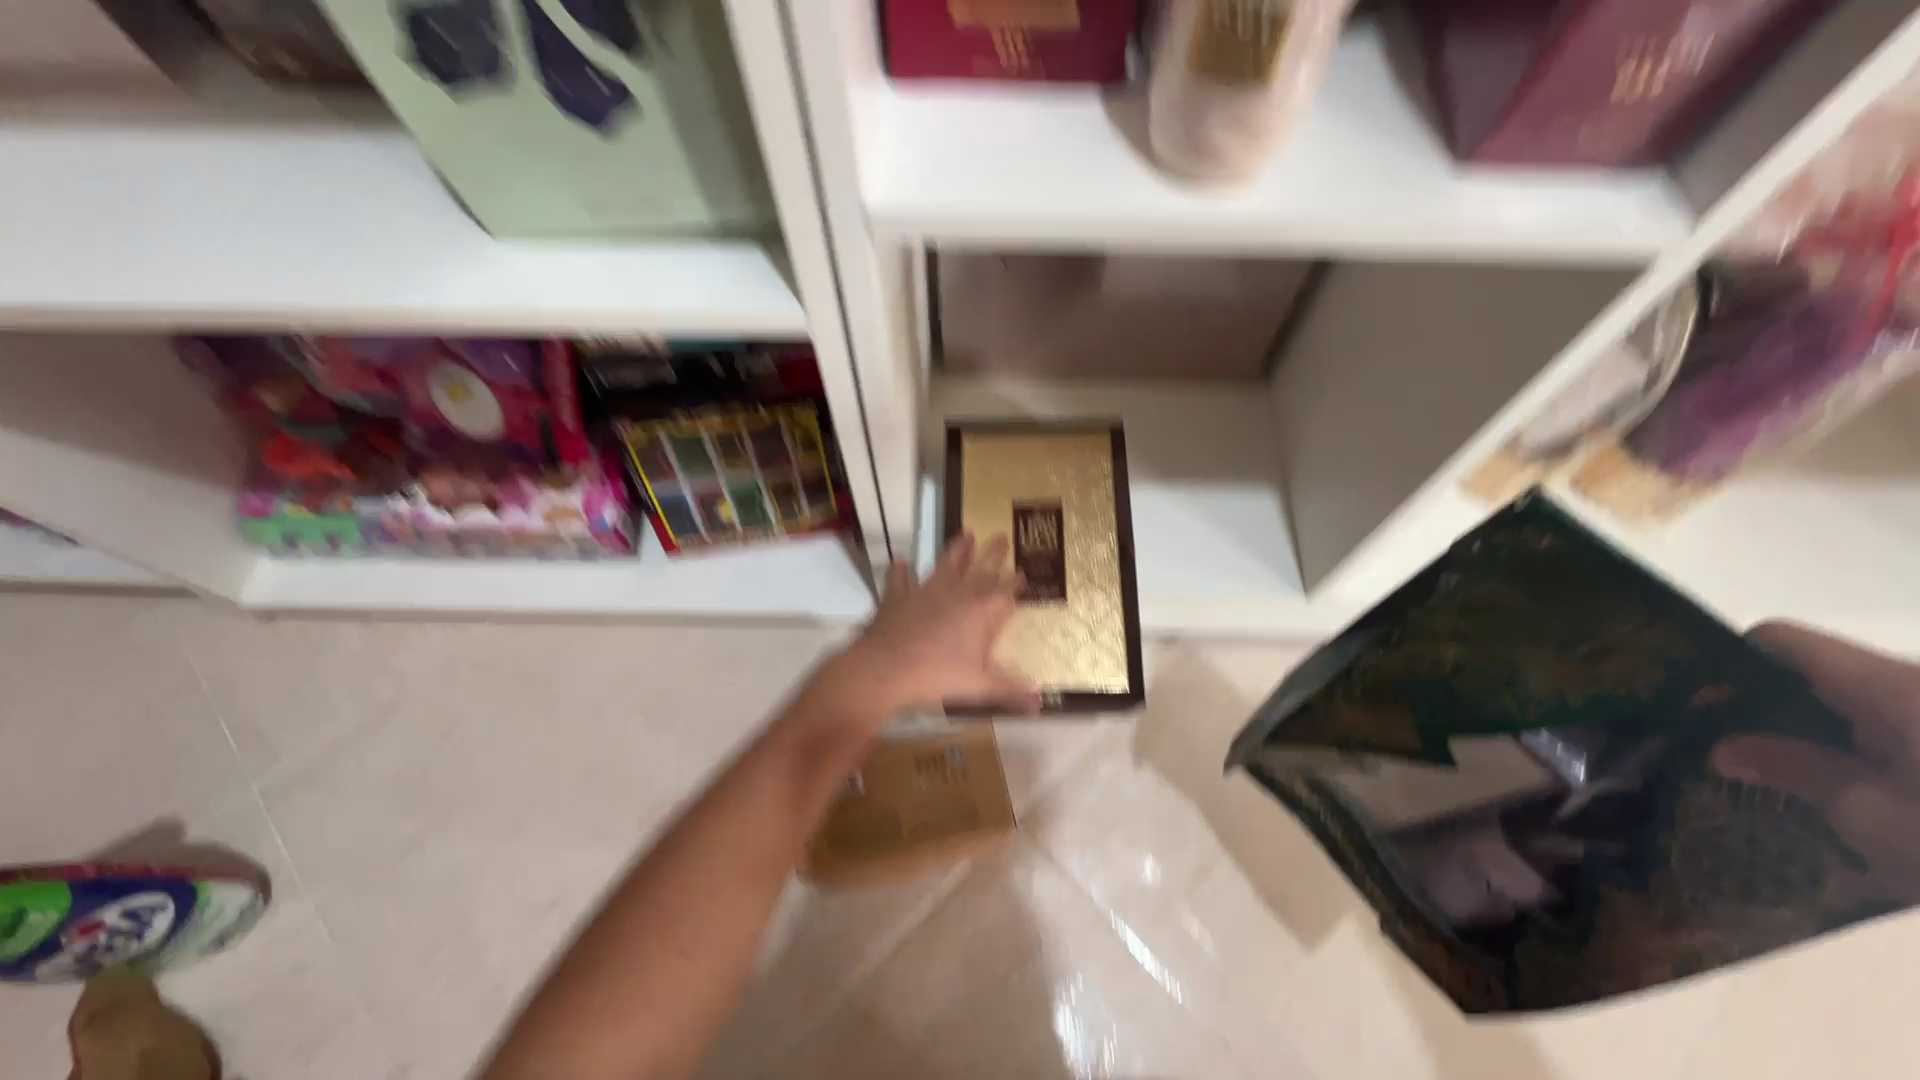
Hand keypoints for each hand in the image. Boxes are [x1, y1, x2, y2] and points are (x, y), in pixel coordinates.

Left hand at [823, 532, 1039, 718]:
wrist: (886, 669)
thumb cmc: (937, 676)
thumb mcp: (979, 687)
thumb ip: (1010, 690)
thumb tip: (1039, 703)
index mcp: (978, 613)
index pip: (1003, 592)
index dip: (1014, 582)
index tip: (1023, 571)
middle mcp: (955, 594)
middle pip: (979, 570)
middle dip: (993, 554)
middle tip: (1002, 537)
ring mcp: (925, 591)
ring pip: (945, 565)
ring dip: (956, 550)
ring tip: (965, 534)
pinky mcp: (898, 596)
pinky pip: (900, 579)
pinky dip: (901, 571)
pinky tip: (900, 561)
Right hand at [1712, 621, 1919, 898]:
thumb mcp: (1880, 823)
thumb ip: (1799, 773)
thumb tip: (1725, 747)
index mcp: (1887, 685)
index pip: (1780, 639)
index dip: (1730, 661)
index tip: (1696, 702)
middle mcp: (1917, 678)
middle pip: (1819, 670)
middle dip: (1767, 704)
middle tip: (1729, 748)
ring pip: (1861, 697)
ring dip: (1818, 728)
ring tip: (1790, 775)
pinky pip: (1900, 718)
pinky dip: (1864, 742)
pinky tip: (1856, 785)